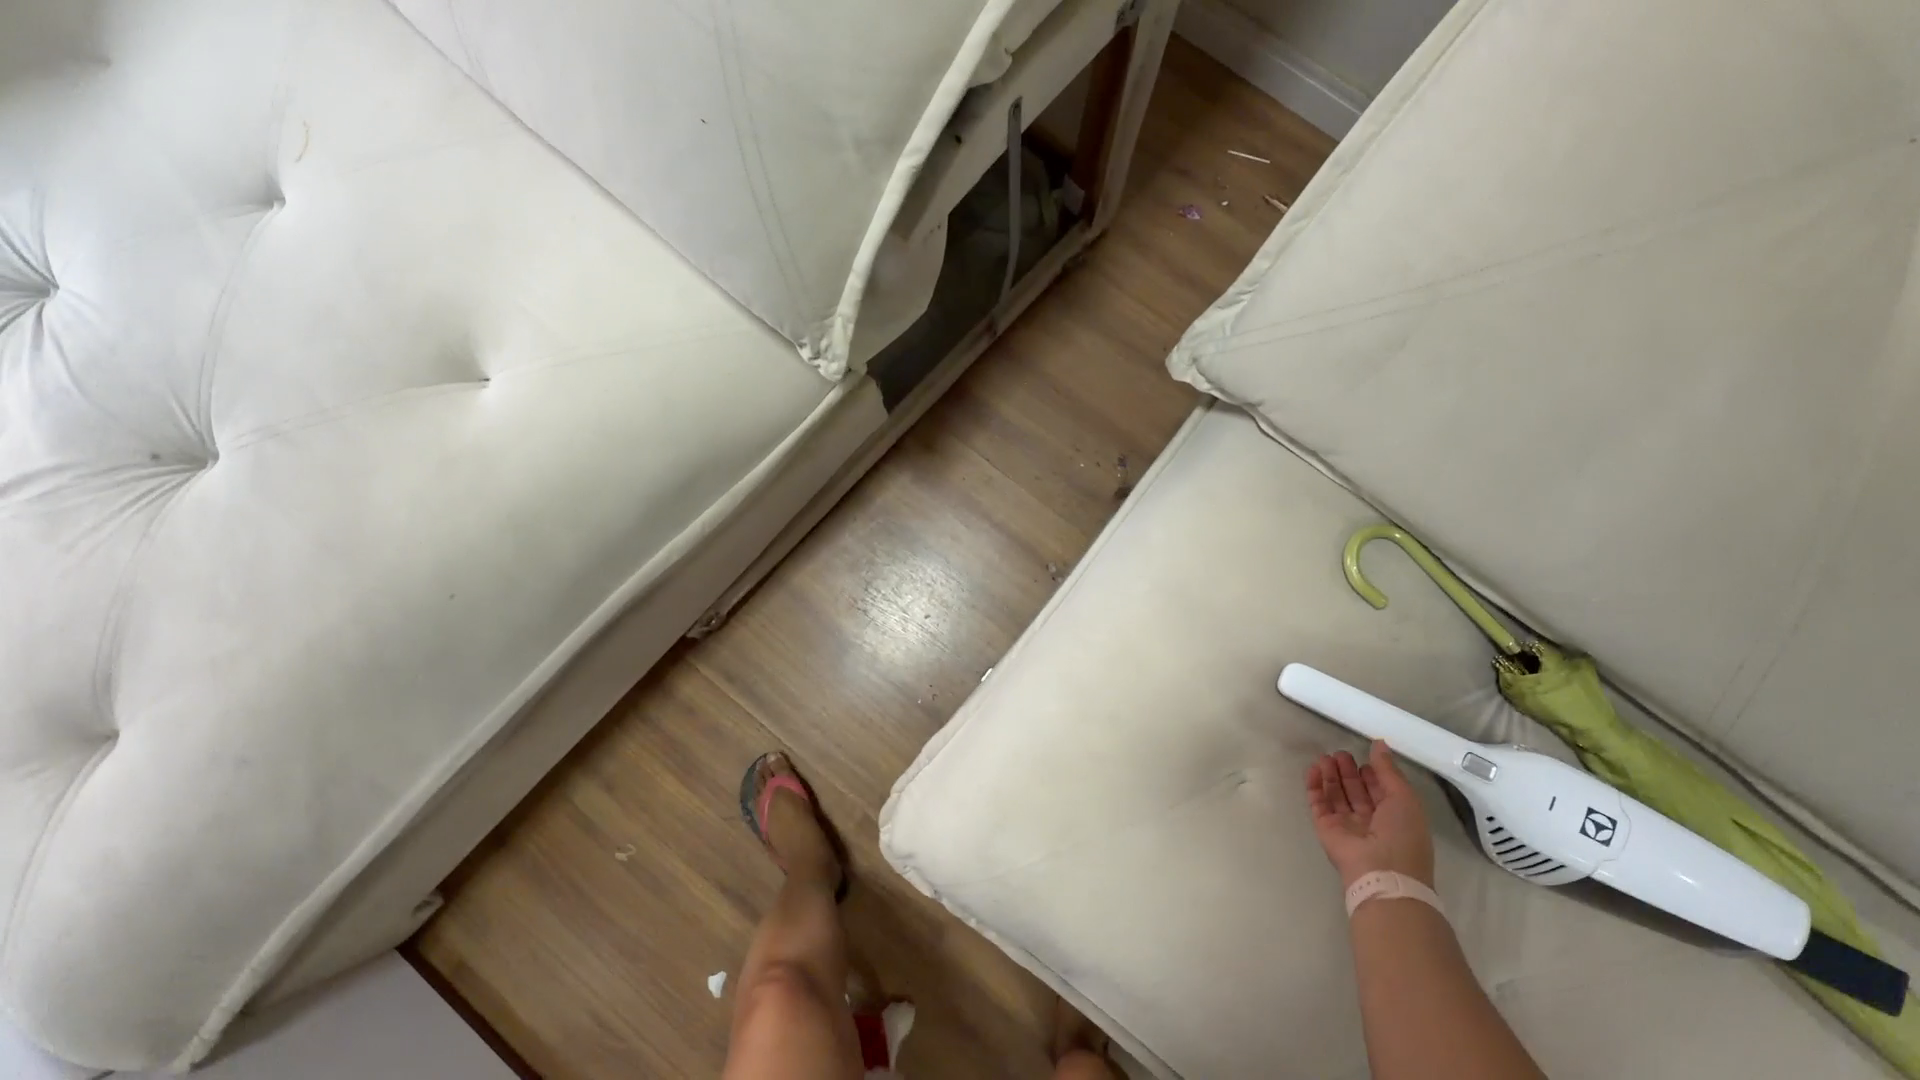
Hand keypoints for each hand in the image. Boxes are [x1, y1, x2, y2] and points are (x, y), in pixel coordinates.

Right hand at [1305, 741, 1434, 888]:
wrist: (1382, 873)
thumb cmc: (1402, 835)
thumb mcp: (1404, 797)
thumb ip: (1388, 769)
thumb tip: (1379, 743)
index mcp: (1394, 817)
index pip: (1379, 790)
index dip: (1372, 773)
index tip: (1364, 757)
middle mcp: (1370, 821)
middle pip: (1355, 791)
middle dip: (1347, 771)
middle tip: (1339, 753)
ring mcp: (1346, 825)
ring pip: (1336, 795)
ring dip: (1330, 775)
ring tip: (1325, 757)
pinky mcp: (1325, 828)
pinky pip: (1318, 803)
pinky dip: (1315, 786)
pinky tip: (1314, 769)